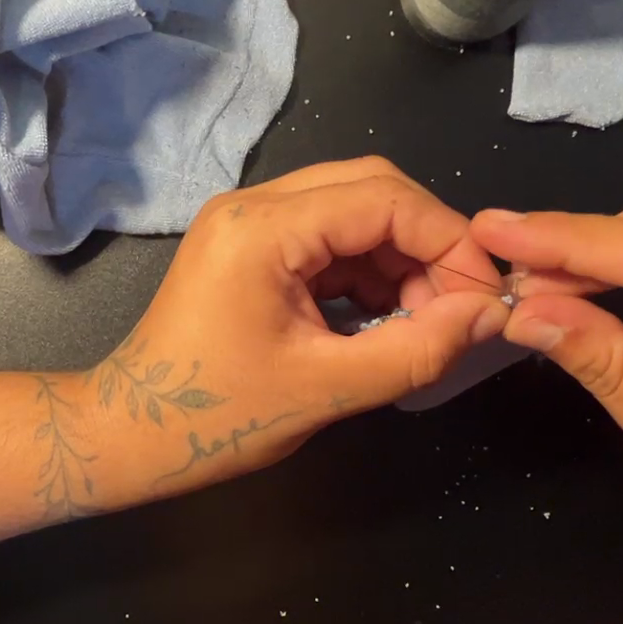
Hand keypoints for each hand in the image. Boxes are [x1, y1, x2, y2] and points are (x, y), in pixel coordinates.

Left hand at [99, 157, 509, 496]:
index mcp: (262, 229)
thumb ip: (417, 350)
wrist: (132, 432)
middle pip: (371, 191)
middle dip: (426, 246)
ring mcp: (246, 223)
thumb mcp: (326, 389)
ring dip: (398, 261)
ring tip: (421, 324)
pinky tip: (383, 318)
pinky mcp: (249, 248)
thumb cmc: (215, 418)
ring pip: (351, 213)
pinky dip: (365, 274)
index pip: (384, 199)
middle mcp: (252, 206)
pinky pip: (326, 240)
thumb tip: (490, 316)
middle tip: (457, 310)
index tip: (485, 296)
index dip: (449, 241)